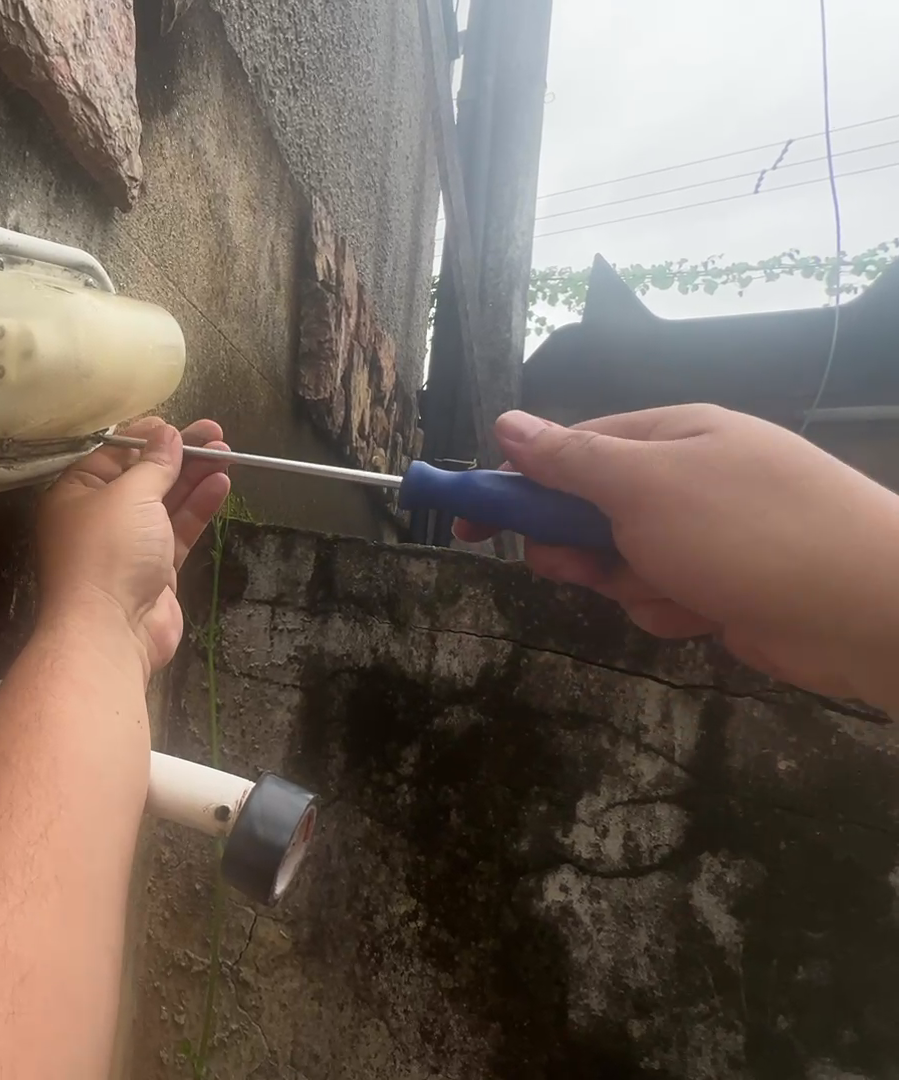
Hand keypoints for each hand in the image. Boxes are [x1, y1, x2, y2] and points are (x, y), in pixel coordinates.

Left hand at [36, 417, 231, 679]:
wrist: (110, 631)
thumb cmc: (107, 552)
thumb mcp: (128, 496)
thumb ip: (153, 466)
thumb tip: (167, 436)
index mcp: (74, 494)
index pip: (111, 456)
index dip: (144, 438)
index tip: (176, 423)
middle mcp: (97, 518)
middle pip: (142, 477)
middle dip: (177, 455)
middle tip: (215, 433)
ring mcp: (127, 546)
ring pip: (164, 503)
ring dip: (193, 477)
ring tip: (226, 452)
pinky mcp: (154, 570)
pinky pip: (177, 531)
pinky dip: (197, 508)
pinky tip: (221, 483)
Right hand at [456, 405, 898, 707]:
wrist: (879, 615)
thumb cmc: (750, 533)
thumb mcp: (642, 486)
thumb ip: (566, 456)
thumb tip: (504, 422)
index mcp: (668, 438)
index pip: (562, 452)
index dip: (510, 488)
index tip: (469, 525)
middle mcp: (682, 479)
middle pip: (579, 511)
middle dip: (573, 545)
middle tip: (578, 566)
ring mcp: (702, 532)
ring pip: (609, 559)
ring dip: (622, 581)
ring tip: (665, 589)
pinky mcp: (716, 581)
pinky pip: (649, 592)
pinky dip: (661, 606)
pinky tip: (701, 610)